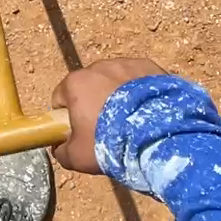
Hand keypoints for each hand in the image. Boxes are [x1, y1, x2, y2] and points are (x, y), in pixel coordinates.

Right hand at [50, 57, 167, 173]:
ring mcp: (124, 63)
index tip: (81, 132)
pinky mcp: (148, 66)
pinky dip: (140, 92)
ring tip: (133, 122)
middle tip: (110, 130)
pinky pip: (138, 78)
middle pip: (88, 86)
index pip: (61, 97)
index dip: (68, 117)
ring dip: (118, 97)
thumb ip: (62, 151)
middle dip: (95, 104)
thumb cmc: (112, 144)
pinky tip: (148, 112)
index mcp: (75, 83)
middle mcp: (97, 67)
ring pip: (114, 81)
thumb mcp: (78, 157)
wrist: (160, 135)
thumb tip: (59, 148)